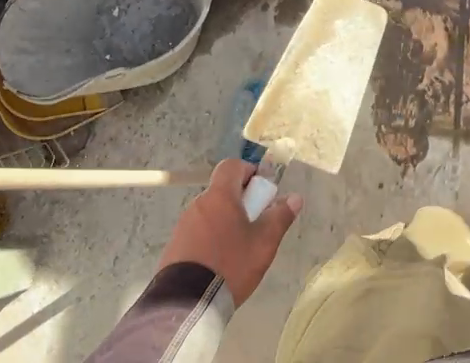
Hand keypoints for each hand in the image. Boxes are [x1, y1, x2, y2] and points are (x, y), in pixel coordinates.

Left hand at [157, 159, 302, 306]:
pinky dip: (209, 240)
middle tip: (254, 227)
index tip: (260, 194)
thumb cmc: (231, 264)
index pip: (231, 166)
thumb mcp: (264, 243)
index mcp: (220, 196)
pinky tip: (217, 265)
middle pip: (221, 192)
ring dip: (224, 223)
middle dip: (239, 203)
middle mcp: (198, 204)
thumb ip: (280, 217)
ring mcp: (182, 226)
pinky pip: (196, 234)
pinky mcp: (173, 248)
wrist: (187, 304)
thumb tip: (295, 198)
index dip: (248, 172)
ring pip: (209, 214)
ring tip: (236, 251)